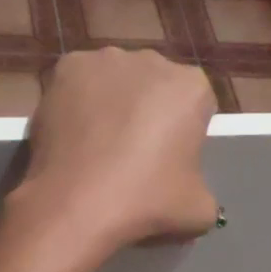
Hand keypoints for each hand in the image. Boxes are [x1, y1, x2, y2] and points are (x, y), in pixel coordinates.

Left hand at [7, 48, 219, 261]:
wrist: (76, 206)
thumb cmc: (145, 203)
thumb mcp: (199, 212)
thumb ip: (204, 192)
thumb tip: (190, 192)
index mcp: (191, 87)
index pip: (197, 106)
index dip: (185, 134)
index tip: (170, 162)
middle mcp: (151, 60)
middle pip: (156, 87)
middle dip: (149, 113)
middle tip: (133, 157)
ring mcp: (105, 59)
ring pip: (117, 82)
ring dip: (113, 105)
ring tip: (98, 148)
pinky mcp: (66, 68)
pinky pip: (80, 85)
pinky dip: (78, 104)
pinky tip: (74, 136)